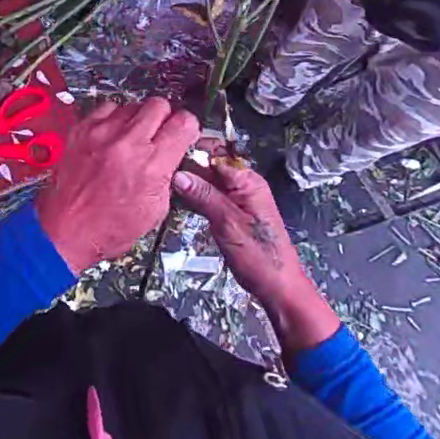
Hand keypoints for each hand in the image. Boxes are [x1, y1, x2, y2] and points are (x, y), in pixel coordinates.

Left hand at [37, 97, 199, 273]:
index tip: (184, 131)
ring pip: (133, 105)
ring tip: (132, 139)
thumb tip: (173, 154)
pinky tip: (112, 137)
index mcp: (152, 164)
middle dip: (164, 118)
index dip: (188, 127)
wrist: (63, 233)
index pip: (184, 122)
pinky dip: (113, 120)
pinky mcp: (81, 131)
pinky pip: (107, 108)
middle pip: (160, 105)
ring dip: (138, 120)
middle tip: (159, 133)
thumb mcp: (156, 209)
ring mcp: (102, 134)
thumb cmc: (106, 228)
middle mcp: (128, 144)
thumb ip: (168, 174)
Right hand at [171, 159, 341, 354]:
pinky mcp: (234, 214)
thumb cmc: (258, 255)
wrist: (278, 286)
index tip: (168, 154)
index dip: (194, 152)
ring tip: (164, 181)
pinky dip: (198, 196)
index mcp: (248, 181)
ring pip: (211, 182)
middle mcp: (244, 185)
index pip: (218, 155)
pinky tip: (180, 198)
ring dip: (192, 181)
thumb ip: (204, 196)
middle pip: (213, 166)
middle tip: (161, 170)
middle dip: (190, 166)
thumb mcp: (227, 223)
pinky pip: (213, 197)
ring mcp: (239, 200)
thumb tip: (179, 174)